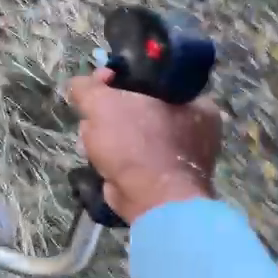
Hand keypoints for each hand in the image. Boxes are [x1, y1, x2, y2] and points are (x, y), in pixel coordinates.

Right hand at [65, 67, 222, 224]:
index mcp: (195, 104)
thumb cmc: (135, 143)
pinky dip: (113, 156)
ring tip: (95, 144)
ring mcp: (181, 154)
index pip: (149, 80)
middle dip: (106, 113)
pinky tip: (102, 159)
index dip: (118, 79)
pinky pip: (131, 153)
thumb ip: (87, 85)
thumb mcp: (101, 101)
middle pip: (133, 106)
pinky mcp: (164, 174)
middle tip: (94, 119)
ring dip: (104, 135)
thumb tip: (82, 86)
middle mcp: (195, 128)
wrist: (151, 199)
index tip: (98, 84)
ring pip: (128, 130)